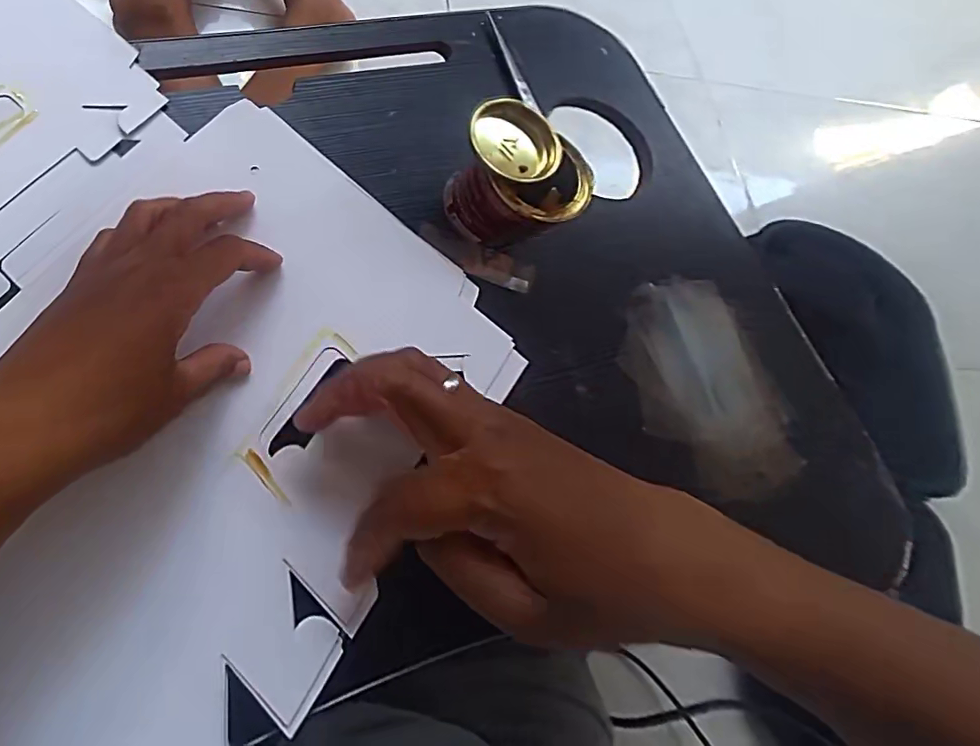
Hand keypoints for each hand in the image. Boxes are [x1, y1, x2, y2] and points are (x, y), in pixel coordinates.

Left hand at [0, 192, 281, 522]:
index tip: (269, 262)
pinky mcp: (75, 286)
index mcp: (169, 292)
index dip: (251, 254)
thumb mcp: (169, 396)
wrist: (19, 424)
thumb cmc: (101, 413)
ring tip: (194, 210)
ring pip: (144, 217)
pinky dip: (134, 228)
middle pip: (185, 218)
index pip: (221, 256)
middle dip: (219, 206)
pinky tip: (138, 245)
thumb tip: (236, 360)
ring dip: (175, 206)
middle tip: (242, 202)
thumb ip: (208, 369)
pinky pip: (112, 238)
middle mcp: (137, 270)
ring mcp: (102, 273)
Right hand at [295, 349, 799, 651]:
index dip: (369, 538)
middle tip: (308, 421)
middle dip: (343, 393)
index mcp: (485, 484)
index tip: (355, 569)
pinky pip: (441, 386)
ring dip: (369, 377)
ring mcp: (498, 418)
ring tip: (335, 407)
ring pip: (420, 368)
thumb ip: (452, 565)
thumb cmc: (604, 590)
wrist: (670, 551)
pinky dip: (400, 385)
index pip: (402, 502)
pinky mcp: (508, 420)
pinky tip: (387, 413)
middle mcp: (485, 433)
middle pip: (399, 381)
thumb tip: (417, 530)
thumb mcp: (523, 611)